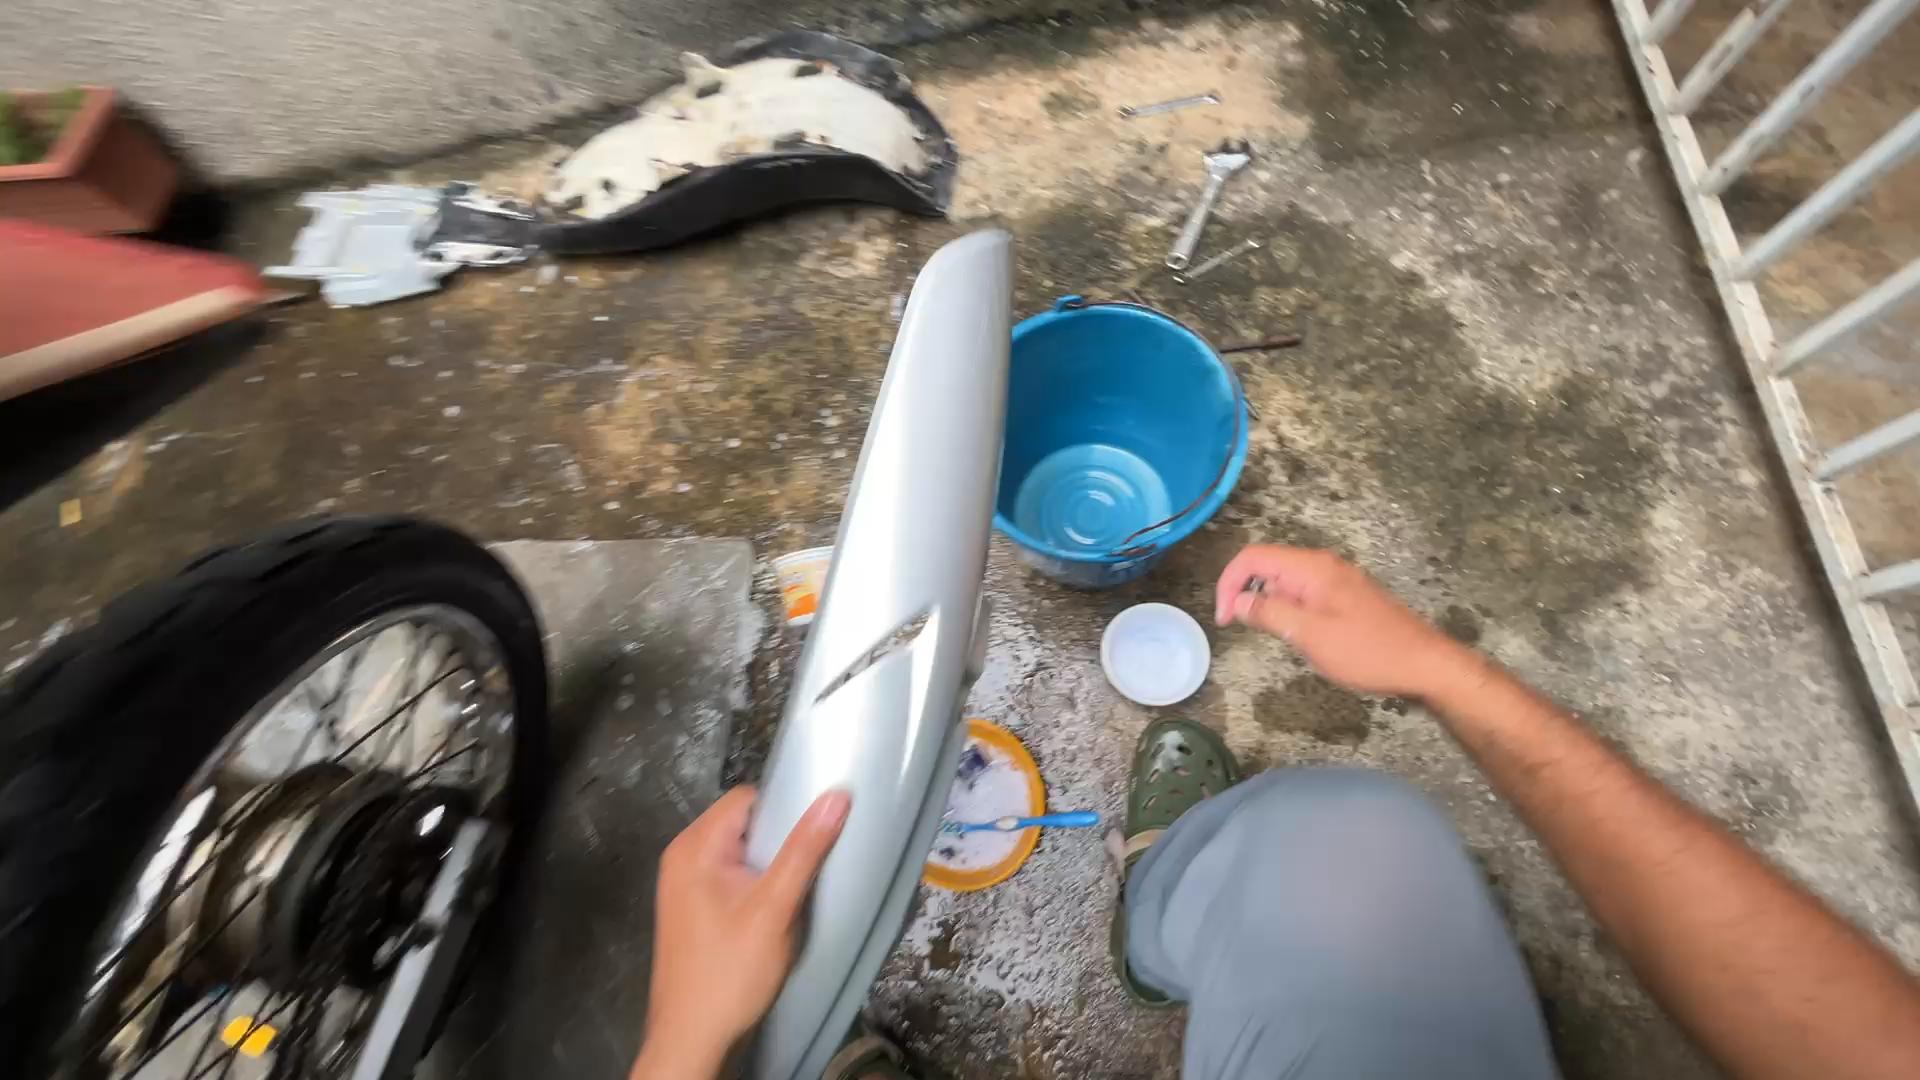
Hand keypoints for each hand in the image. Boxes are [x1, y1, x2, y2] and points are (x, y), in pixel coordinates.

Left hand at [632, 786, 850, 1079]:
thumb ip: (805, 849)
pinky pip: (730, 870)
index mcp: (694, 846)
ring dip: (768, 861)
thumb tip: (837, 796)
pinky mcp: (691, 903)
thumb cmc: (731, 971)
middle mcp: (683, 854)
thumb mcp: (775, 908)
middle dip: (777, 838)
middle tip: (802, 866)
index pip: (747, 798)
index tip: (810, 834)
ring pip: (740, 847)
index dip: (783, 809)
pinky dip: (755, 879)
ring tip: (789, 887)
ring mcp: (684, 880)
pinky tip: (771, 905)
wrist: (691, 1042)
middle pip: (744, 821)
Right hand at [1214, 545, 1476, 698]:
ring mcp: (1334, 580)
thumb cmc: (1368, 651)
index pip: (1252, 558)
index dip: (1228, 583)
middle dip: (1244, 592)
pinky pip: (1301, 593)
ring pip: (1283, 581)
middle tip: (1237, 627)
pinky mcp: (1343, 596)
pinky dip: (1285, 608)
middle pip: (1266, 565)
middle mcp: (1321, 565)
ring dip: (1265, 602)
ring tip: (1266, 633)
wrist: (1426, 665)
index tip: (1223, 618)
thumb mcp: (1310, 635)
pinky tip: (1294, 633)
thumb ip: (1268, 614)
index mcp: (1311, 568)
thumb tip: (1236, 602)